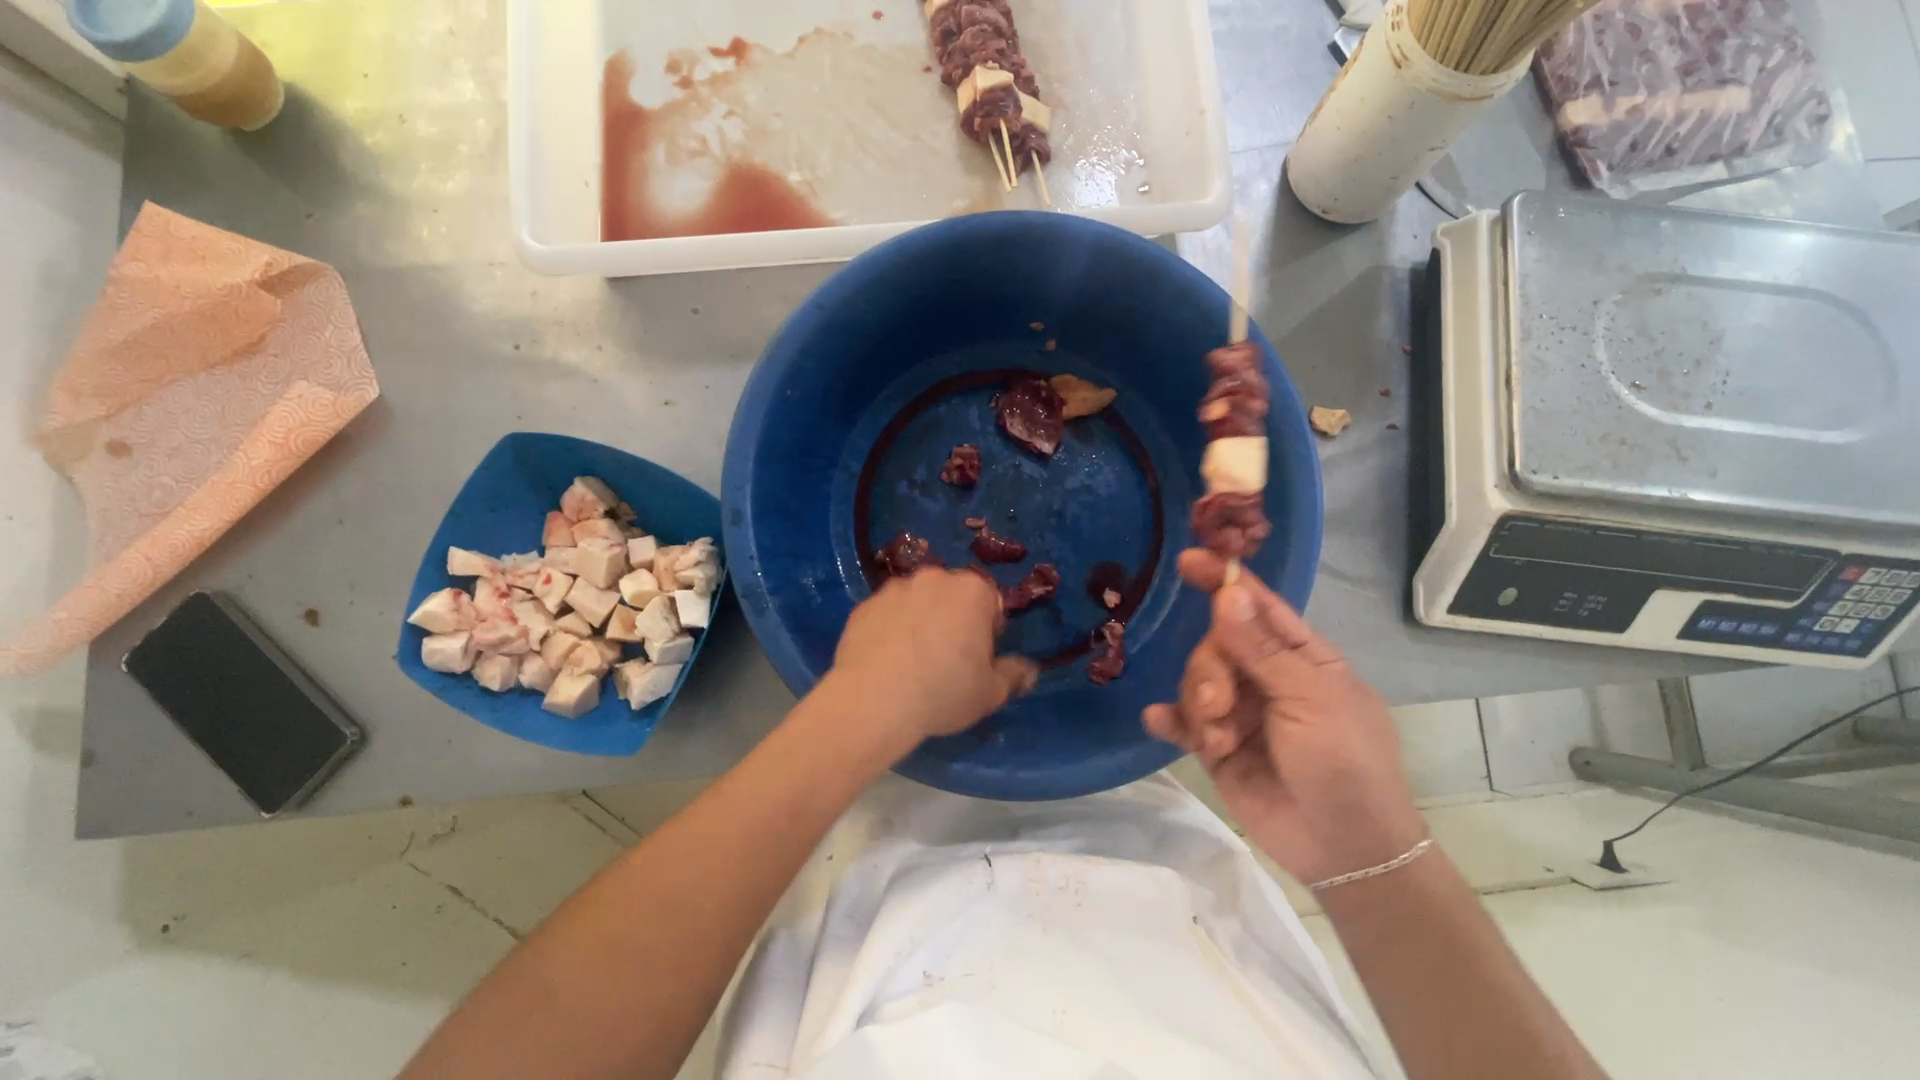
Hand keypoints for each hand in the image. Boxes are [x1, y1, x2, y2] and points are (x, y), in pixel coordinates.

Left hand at [830, 568, 1038, 741]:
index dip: (988, 629)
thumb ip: (1014, 675)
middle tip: (948, 657)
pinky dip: (890, 629)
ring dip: (921, 620)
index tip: (979, 656)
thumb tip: (1030, 670)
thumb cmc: (943, 692)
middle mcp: (934, 578)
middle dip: (954, 618)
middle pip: (952, 595)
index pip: (990, 601)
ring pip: (917, 601)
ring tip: (913, 660)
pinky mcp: (864, 605)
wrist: (873, 700)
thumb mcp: (990, 693)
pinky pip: (887, 614)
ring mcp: (894, 589)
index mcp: (972, 591)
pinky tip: (886, 660)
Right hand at [1143, 551, 1424, 884]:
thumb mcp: (1311, 698)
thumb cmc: (1346, 761)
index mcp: (1303, 658)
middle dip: (1211, 669)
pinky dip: (1171, 719)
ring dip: (1200, 703)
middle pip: (1217, 647)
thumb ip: (1262, 649)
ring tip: (1219, 737)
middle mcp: (1268, 679)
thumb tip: (1228, 592)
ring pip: (1197, 683)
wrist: (1346, 847)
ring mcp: (1241, 715)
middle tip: (1221, 703)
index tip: (1188, 561)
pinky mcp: (1218, 750)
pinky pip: (1184, 724)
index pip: (1258, 607)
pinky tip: (1159, 720)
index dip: (1224, 582)